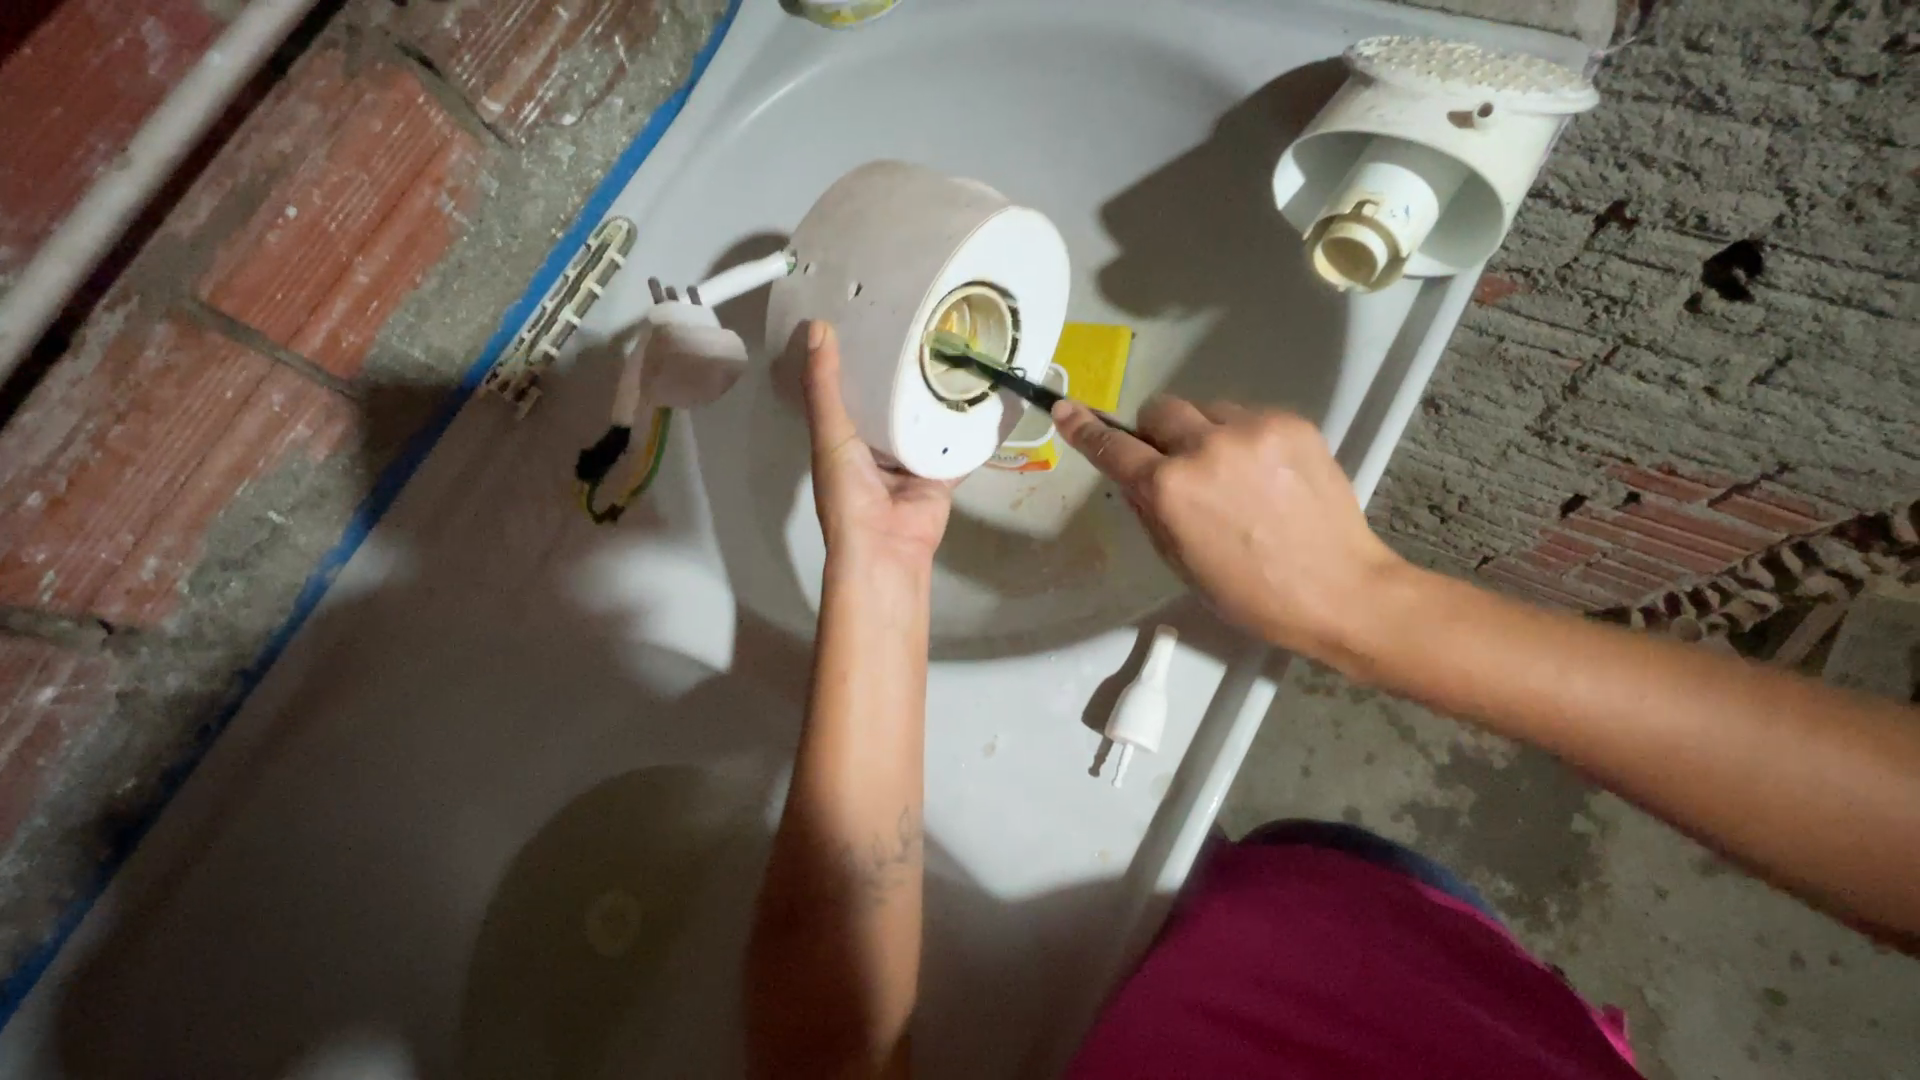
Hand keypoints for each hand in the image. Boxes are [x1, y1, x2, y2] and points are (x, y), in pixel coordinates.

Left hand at [803, 321, 955, 564]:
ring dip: (942, 395)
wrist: (886, 547)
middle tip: (929, 326)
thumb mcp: (830, 433)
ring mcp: (913, 461)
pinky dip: (973, 427)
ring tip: (961, 350)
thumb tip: (818, 327)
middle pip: (895, 402)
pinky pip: (959, 446)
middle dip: (908, 373)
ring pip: (929, 421)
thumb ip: (825, 386)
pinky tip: (988, 395)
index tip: (878, 315)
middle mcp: (879, 446)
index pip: (854, 387)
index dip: (862, 355)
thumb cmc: (848, 493)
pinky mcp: (943, 473)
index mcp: (846, 437)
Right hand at [1052, 396, 1406, 658]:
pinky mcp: (1291, 423)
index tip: (1066, 410)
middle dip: (1158, 434)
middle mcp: (1204, 448)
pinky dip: (1243, 438)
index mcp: (1170, 490)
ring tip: (1234, 475)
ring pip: (1205, 410)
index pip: (1113, 448)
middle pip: (1159, 410)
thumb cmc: (1249, 594)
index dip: (1085, 430)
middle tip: (1177, 466)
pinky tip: (1266, 474)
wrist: (1340, 590)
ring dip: (1204, 434)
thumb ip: (1149, 510)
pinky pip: (1247, 416)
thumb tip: (1134, 476)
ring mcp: (1252, 430)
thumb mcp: (1180, 563)